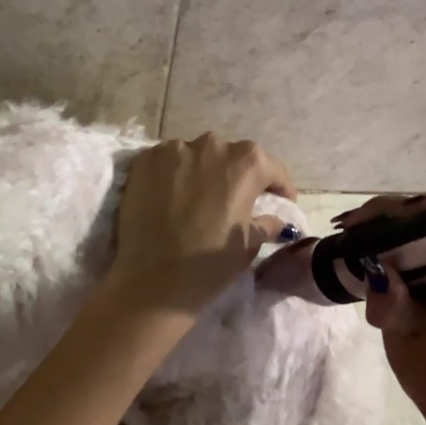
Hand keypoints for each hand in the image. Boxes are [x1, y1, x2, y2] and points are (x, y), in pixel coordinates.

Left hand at [107, 133, 297, 313]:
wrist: (152, 279)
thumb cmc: (210, 263)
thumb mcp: (250, 244)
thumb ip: (268, 223)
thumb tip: (275, 219)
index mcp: (246, 162)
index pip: (271, 169)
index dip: (279, 187)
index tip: (281, 201)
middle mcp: (212, 145)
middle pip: (231, 157)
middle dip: (236, 176)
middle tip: (233, 201)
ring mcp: (174, 150)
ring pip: (196, 156)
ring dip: (202, 172)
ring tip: (198, 198)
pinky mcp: (145, 160)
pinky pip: (167, 162)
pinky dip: (173, 174)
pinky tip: (171, 196)